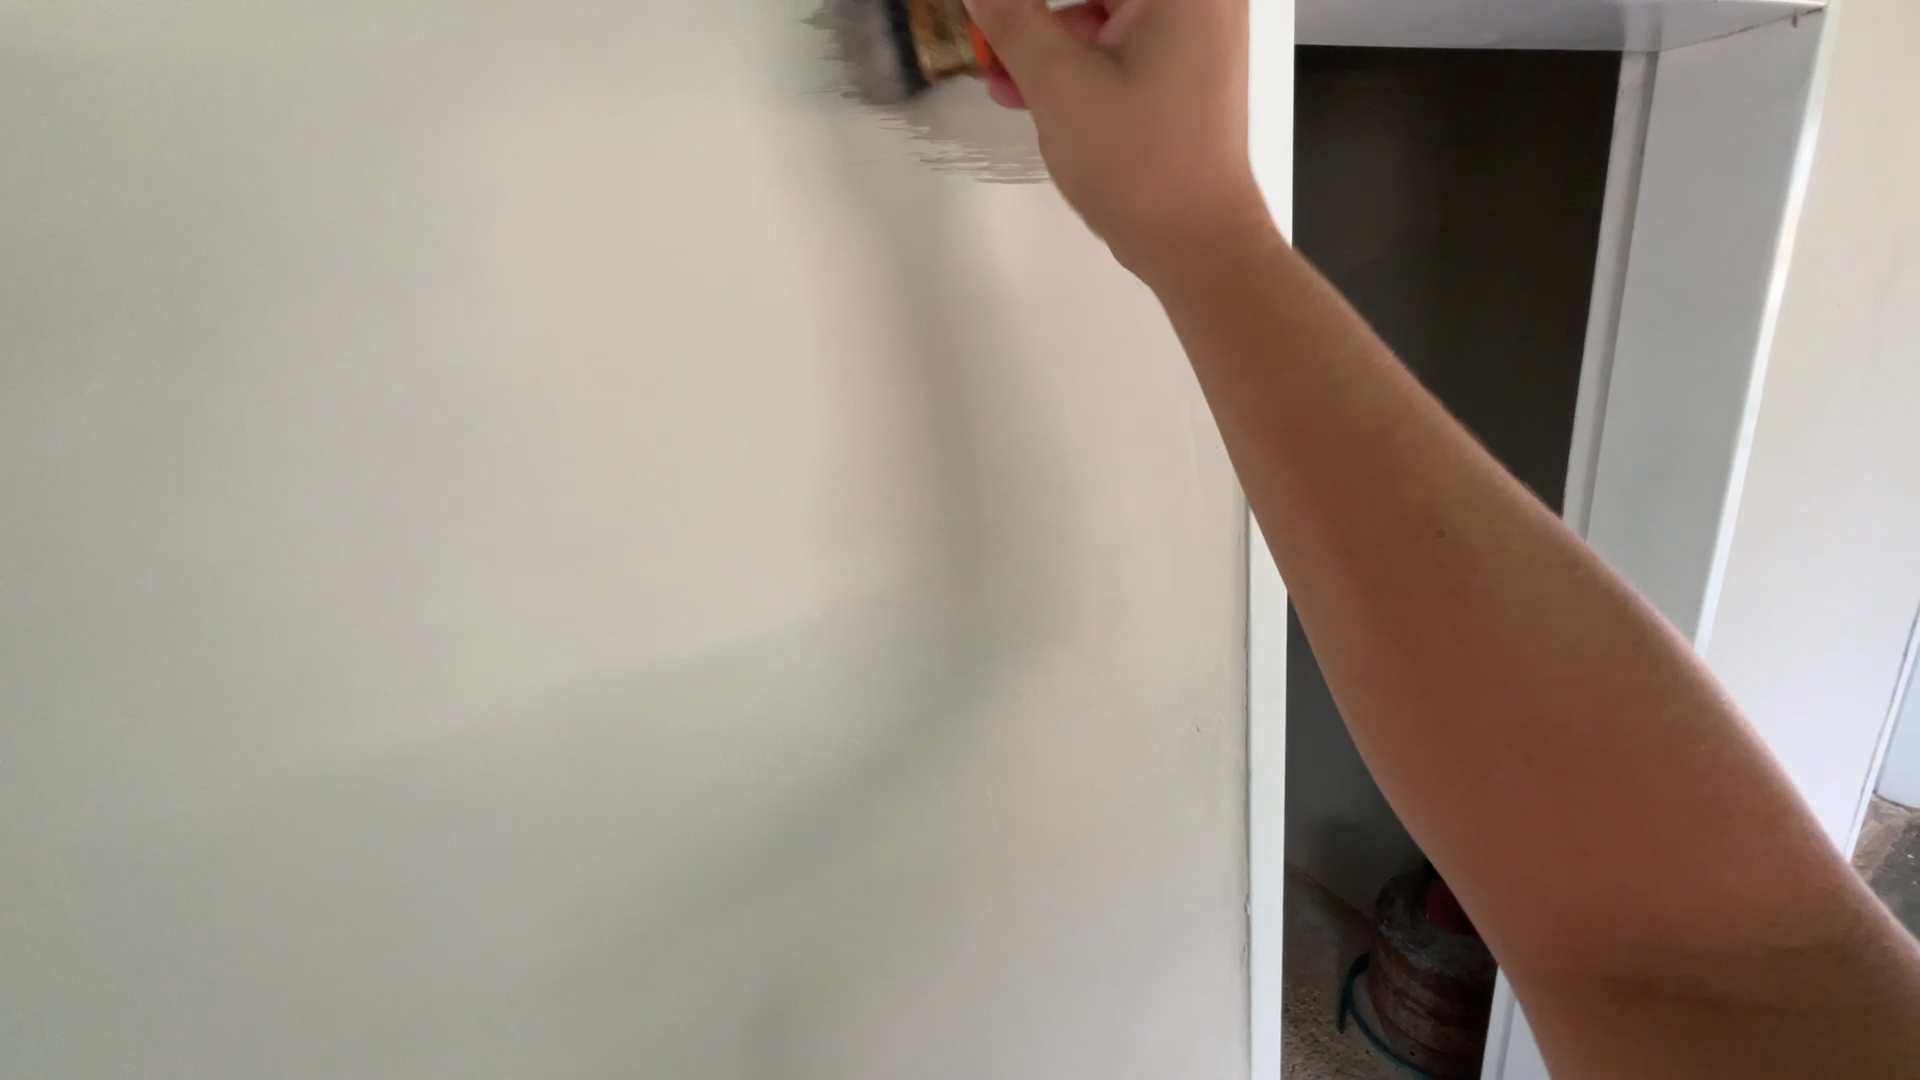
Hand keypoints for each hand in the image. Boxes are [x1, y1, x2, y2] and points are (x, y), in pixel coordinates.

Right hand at [963, 0, 1271, 279]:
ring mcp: (1191, 30)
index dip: (1030, 2)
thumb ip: (1013, 22)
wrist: (1194, 240)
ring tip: (996, 72)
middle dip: (1034, 15)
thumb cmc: (1139, 165)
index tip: (990, 14)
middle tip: (989, 35)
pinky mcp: (1180, 67)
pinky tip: (1026, 87)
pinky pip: (1117, 45)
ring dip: (1045, 37)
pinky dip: (1073, 61)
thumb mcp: (1060, 87)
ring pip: (1102, 12)